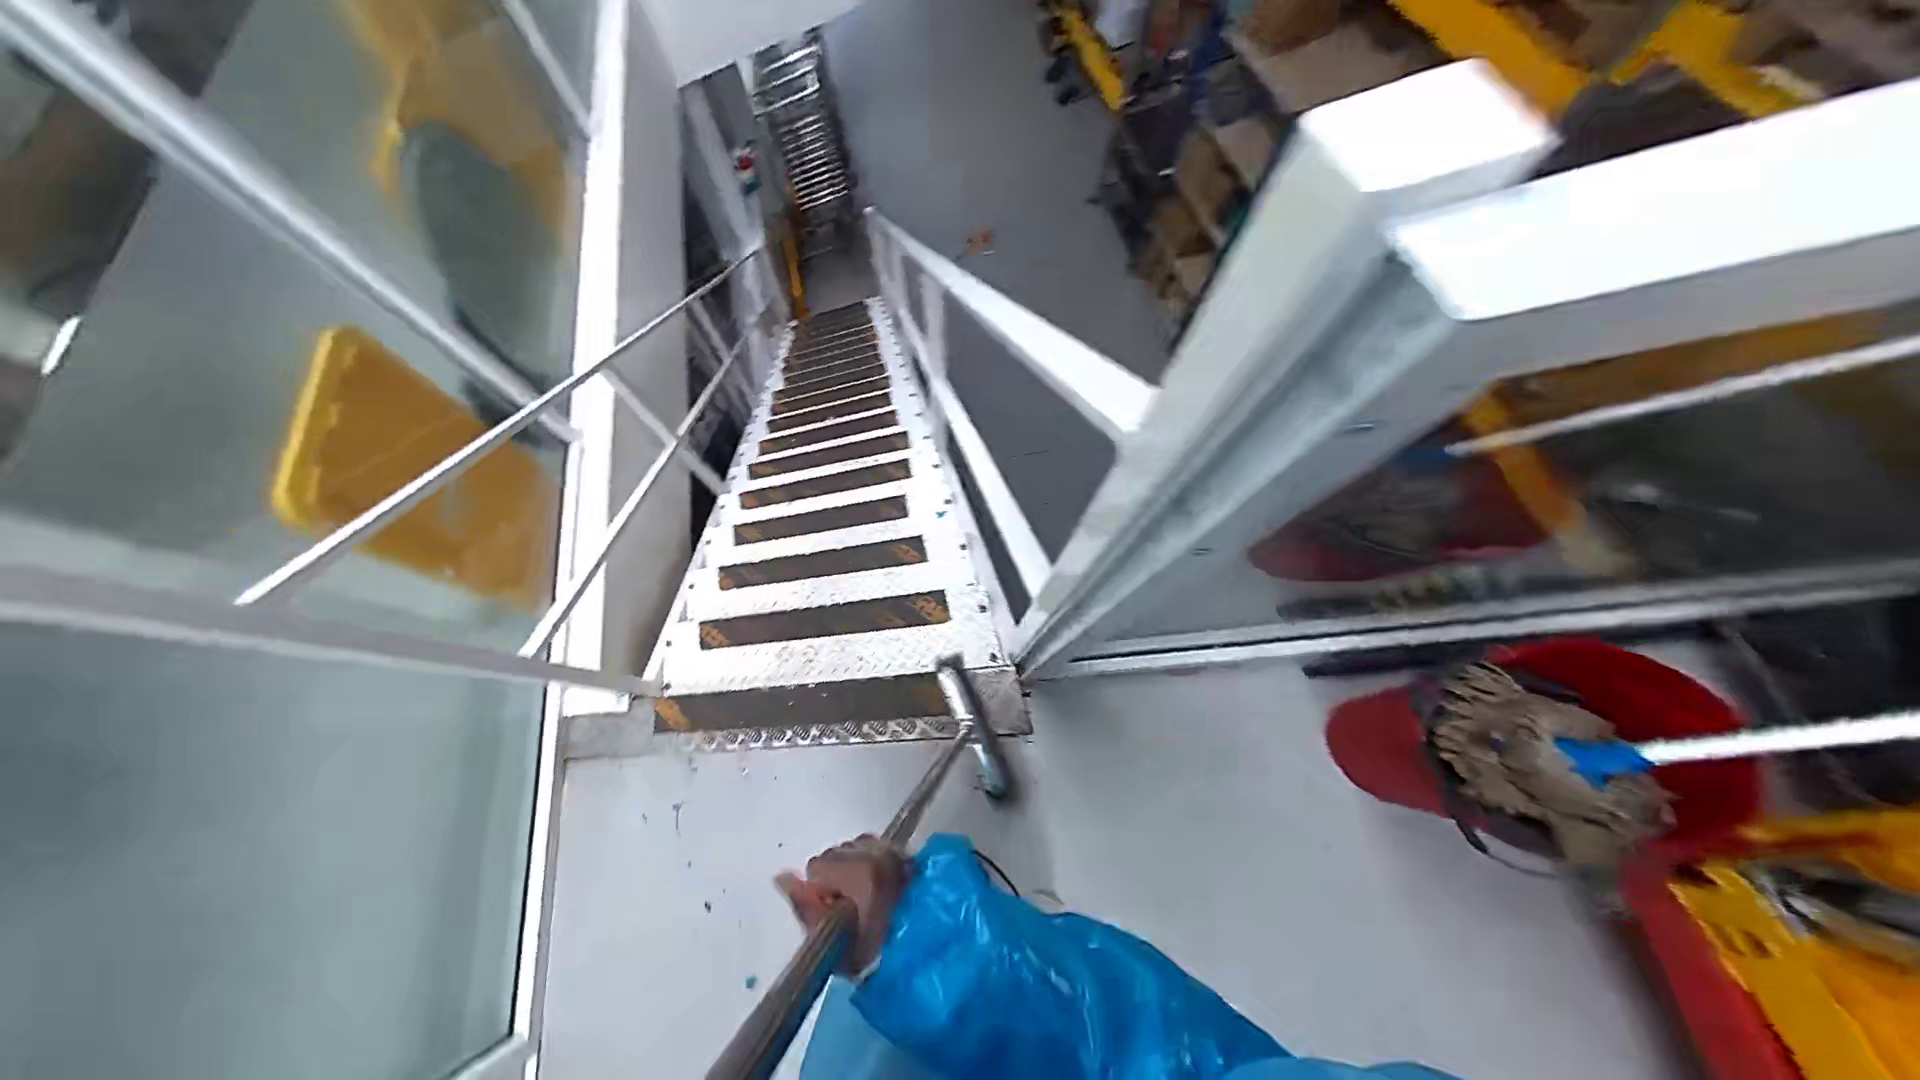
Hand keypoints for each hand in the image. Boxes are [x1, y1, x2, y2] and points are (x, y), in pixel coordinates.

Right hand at [775, 834, 909, 973]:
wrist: (927, 956)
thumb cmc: (878, 958)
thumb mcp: (836, 945)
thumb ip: (806, 909)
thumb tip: (782, 878)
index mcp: (862, 871)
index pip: (817, 866)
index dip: (820, 893)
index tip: (834, 914)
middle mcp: (881, 851)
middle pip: (837, 853)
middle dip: (837, 877)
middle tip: (852, 908)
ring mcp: (898, 849)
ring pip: (856, 848)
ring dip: (854, 868)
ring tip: (868, 898)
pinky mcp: (909, 852)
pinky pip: (877, 848)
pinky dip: (873, 863)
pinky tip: (881, 887)